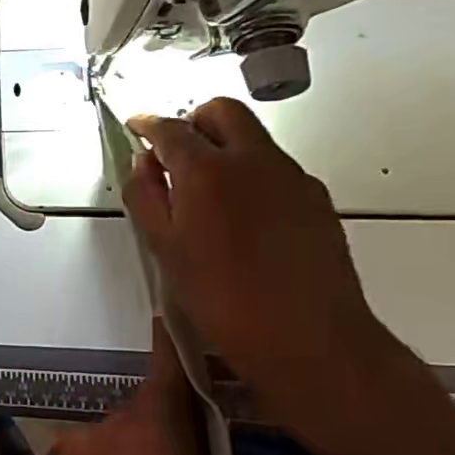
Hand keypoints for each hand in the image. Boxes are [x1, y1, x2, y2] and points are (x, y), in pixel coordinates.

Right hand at [121, 98, 454, 454]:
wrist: (311, 342)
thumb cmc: (222, 297)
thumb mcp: (163, 247)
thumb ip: (145, 195)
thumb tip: (144, 165)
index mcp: (207, 170)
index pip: (170, 127)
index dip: (147, 124)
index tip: (137, 128)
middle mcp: (254, 161)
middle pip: (222, 112)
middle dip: (193, 121)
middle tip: (174, 151)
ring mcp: (292, 178)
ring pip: (252, 138)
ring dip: (224, 147)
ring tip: (205, 191)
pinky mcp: (317, 200)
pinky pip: (275, 168)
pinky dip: (251, 173)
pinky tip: (241, 216)